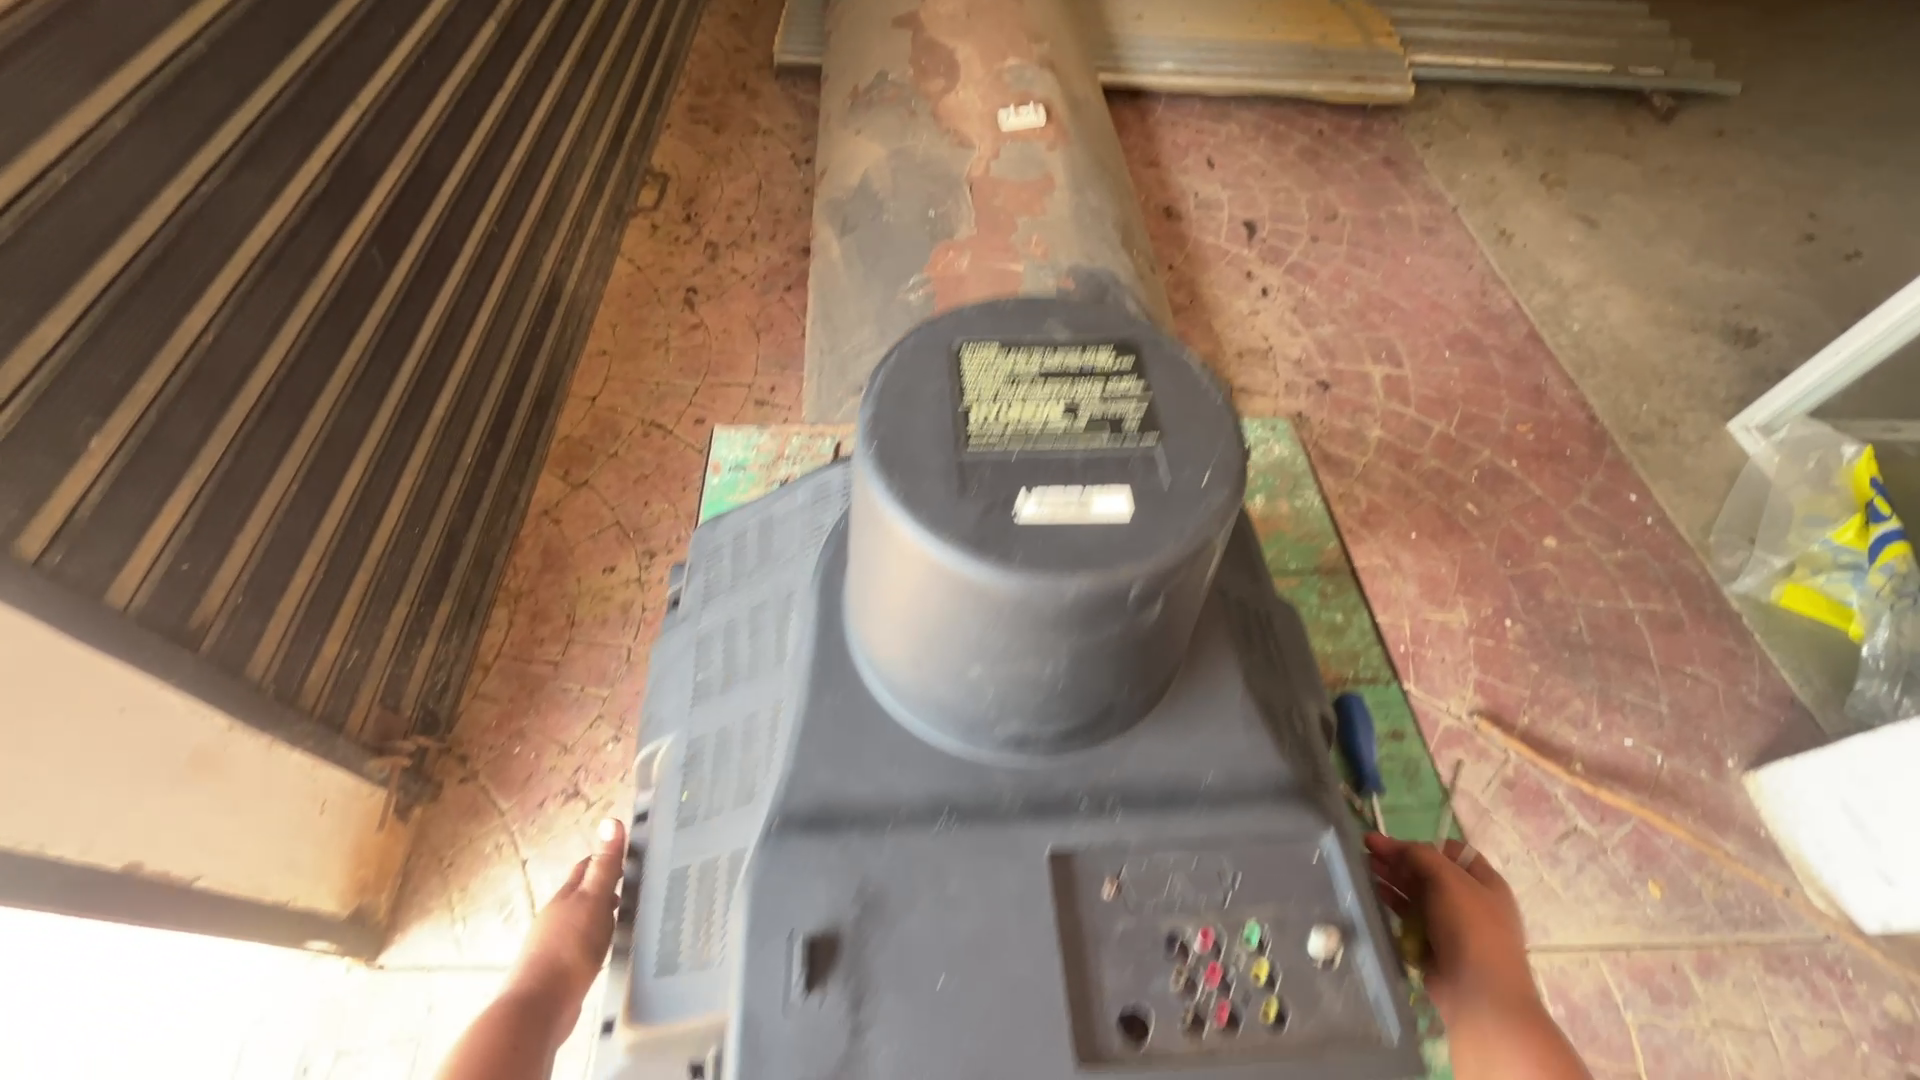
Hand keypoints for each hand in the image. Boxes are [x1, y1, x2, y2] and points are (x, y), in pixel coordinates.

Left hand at [504, 818, 627, 1032]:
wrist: (539, 1008)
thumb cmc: (569, 948)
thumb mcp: (593, 901)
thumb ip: (605, 865)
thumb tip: (611, 821)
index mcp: (566, 896)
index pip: (586, 867)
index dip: (606, 859)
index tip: (631, 858)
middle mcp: (556, 916)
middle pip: (581, 893)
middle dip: (604, 887)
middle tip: (633, 886)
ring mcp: (553, 945)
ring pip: (581, 920)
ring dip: (600, 915)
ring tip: (626, 918)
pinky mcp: (557, 971)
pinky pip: (580, 946)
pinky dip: (595, 940)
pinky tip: (607, 950)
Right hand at [1364, 834, 1536, 1021]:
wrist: (1479, 992)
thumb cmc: (1470, 928)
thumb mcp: (1448, 879)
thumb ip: (1420, 855)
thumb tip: (1396, 846)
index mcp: (1485, 882)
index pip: (1452, 852)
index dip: (1422, 844)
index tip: (1393, 842)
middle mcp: (1470, 901)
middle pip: (1429, 871)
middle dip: (1398, 857)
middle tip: (1366, 848)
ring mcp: (1452, 924)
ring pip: (1417, 892)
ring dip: (1391, 877)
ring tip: (1363, 866)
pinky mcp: (1434, 944)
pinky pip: (1410, 916)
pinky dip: (1393, 901)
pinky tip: (1374, 891)